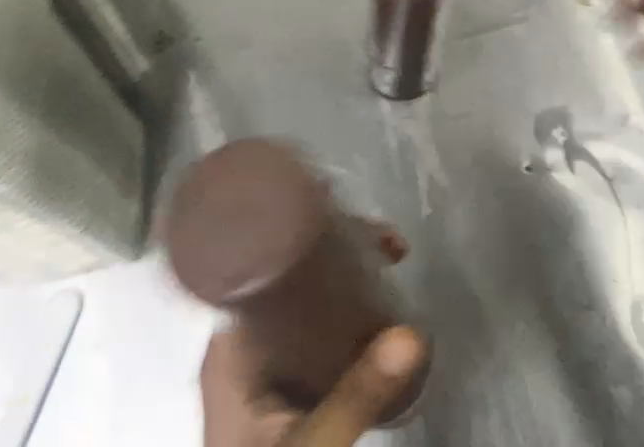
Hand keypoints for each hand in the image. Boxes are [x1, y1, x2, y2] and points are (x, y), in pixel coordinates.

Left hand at [200, 223, 425, 446]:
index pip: (256, 262)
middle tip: (390, 244)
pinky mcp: (280, 389)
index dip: (303, 231)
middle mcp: (239, 348)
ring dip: (342, 275)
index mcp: (229, 347)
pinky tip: (374, 307)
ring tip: (390, 259)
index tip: (354, 220)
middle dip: (337, 249)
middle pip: (284, 274)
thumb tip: (414, 334)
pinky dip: (340, 309)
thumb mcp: (311, 445)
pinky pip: (309, 329)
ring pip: (300, 301)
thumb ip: (358, 398)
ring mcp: (259, 369)